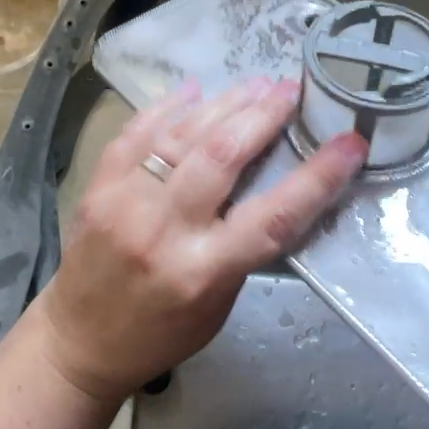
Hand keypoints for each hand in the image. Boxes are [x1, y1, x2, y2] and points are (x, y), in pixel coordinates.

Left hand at [35, 77, 367, 402]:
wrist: (78, 344)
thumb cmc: (163, 332)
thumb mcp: (220, 304)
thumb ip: (247, 244)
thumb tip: (278, 178)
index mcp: (203, 271)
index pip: (273, 216)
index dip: (317, 176)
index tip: (350, 142)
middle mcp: (163, 231)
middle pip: (222, 156)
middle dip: (264, 115)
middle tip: (291, 89)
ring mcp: (124, 203)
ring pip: (182, 136)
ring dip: (225, 103)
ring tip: (257, 84)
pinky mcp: (97, 187)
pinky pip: (137, 133)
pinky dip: (169, 107)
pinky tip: (195, 90)